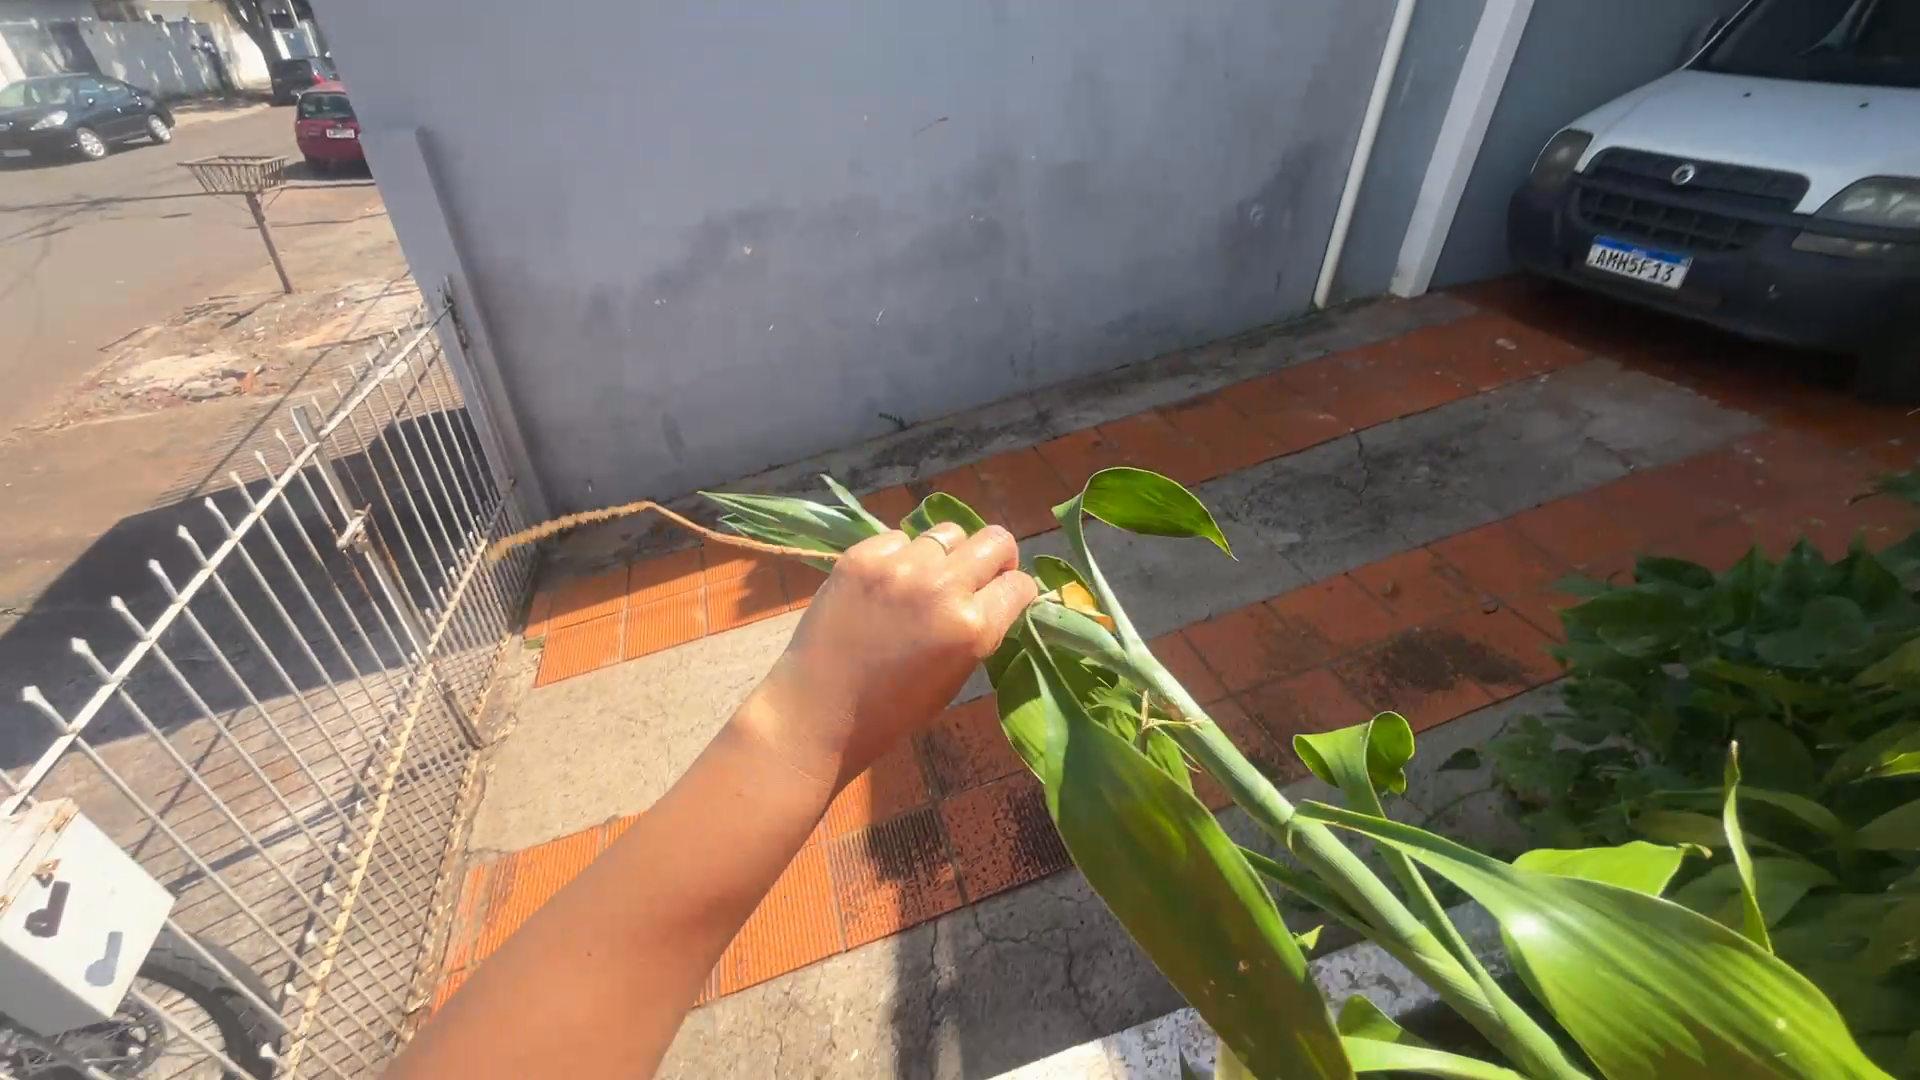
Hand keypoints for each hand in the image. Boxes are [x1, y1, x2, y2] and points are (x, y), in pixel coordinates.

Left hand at [741, 523, 1037, 787]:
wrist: (819, 709)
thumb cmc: (894, 708)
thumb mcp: (957, 676)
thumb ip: (981, 629)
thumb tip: (998, 594)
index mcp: (972, 627)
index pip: (1019, 584)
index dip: (1015, 590)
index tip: (1005, 596)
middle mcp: (942, 588)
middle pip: (994, 540)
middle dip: (996, 558)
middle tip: (977, 577)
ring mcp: (899, 568)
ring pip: (946, 533)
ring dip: (945, 555)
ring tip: (925, 581)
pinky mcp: (861, 557)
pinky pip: (899, 539)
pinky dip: (901, 556)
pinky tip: (887, 585)